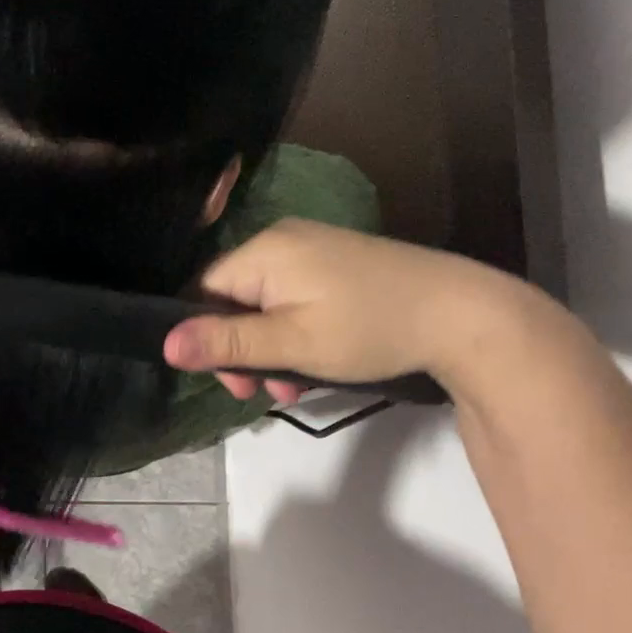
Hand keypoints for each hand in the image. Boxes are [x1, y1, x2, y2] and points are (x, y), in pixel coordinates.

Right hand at [162, 218, 544, 400]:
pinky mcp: (335, 265)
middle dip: (239, 350)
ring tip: (292, 386)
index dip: (203, 337)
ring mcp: (311, 250)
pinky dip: (291, 334)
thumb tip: (163, 344)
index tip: (229, 379)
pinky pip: (290, 300)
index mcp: (264, 251)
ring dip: (266, 350)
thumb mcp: (291, 343)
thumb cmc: (370, 328)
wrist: (467, 316)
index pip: (200, 291)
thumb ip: (225, 342)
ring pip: (261, 306)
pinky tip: (311, 364)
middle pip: (230, 300)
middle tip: (259, 392)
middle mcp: (281, 240)